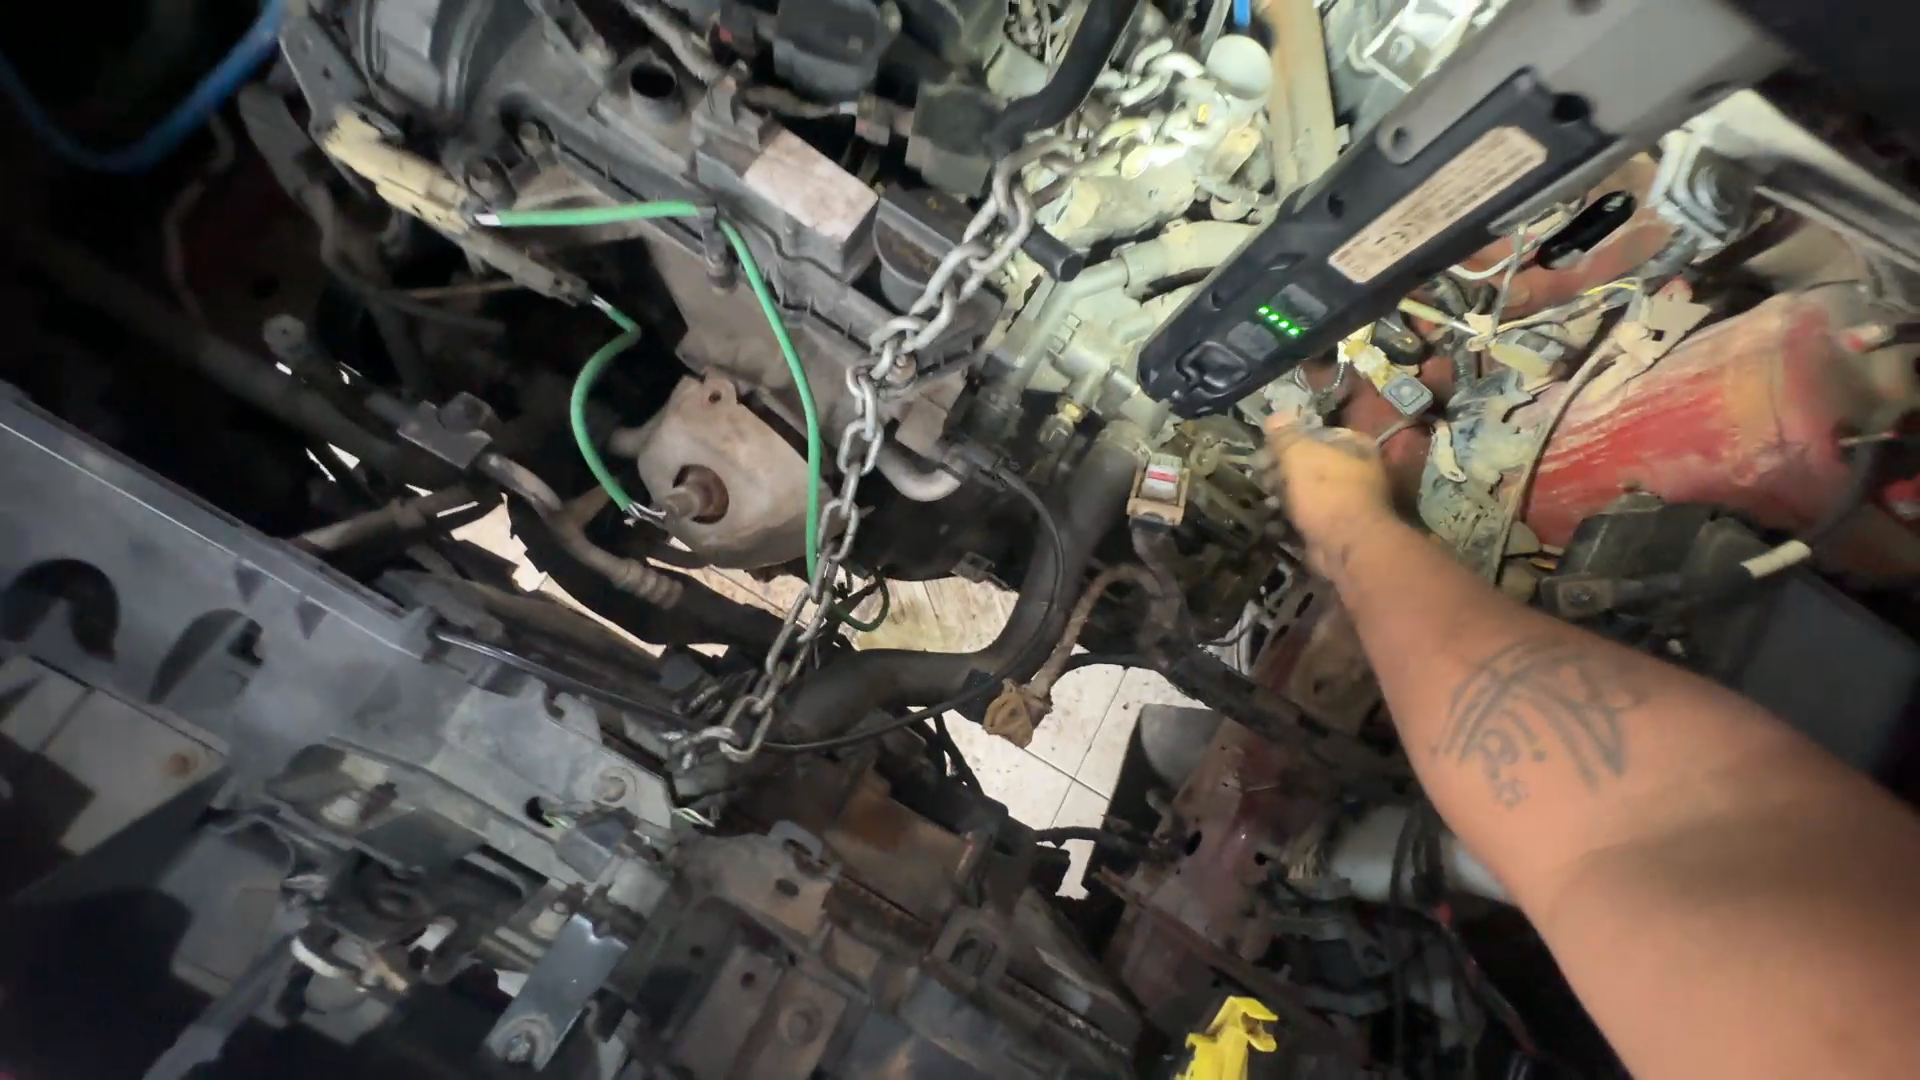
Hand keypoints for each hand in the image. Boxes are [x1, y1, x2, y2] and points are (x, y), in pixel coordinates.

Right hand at [1259, 416, 1393, 574]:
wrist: (1346, 546)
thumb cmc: (1325, 492)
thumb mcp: (1299, 454)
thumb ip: (1285, 435)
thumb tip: (1276, 414)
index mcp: (1353, 446)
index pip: (1314, 435)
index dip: (1286, 442)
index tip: (1264, 453)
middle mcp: (1353, 471)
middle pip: (1305, 465)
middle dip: (1278, 473)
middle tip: (1261, 481)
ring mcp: (1343, 502)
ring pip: (1302, 493)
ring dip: (1279, 499)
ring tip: (1266, 506)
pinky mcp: (1331, 528)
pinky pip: (1303, 519)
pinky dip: (1286, 522)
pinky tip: (1273, 524)